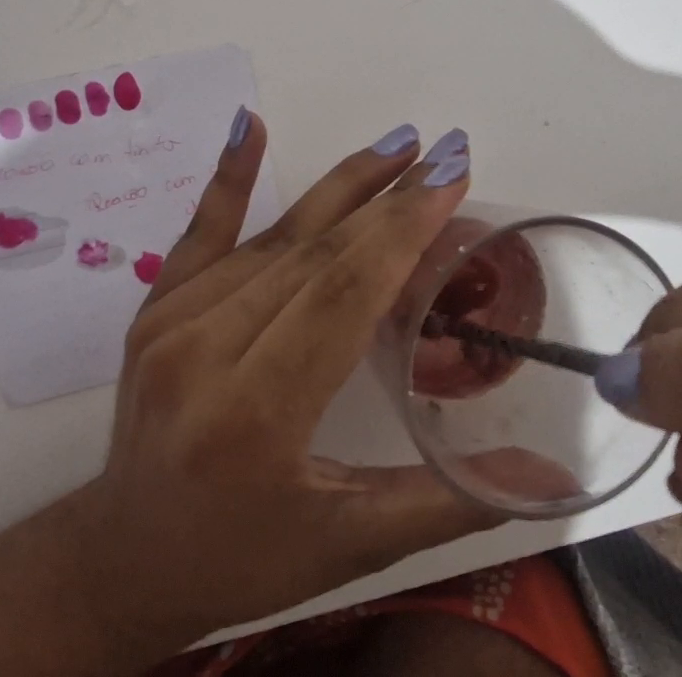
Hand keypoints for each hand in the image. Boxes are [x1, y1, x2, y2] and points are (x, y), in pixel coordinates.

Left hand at [59, 118, 500, 662]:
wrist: (126, 554)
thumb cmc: (243, 557)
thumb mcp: (349, 543)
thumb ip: (449, 501)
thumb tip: (556, 481)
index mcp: (256, 413)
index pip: (342, 296)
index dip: (401, 231)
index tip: (452, 179)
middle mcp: (205, 354)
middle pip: (313, 257)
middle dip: (388, 201)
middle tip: (447, 155)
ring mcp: (170, 324)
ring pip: (272, 241)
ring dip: (340, 189)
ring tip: (399, 146)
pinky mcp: (152, 311)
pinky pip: (199, 233)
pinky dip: (229, 178)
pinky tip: (252, 126)